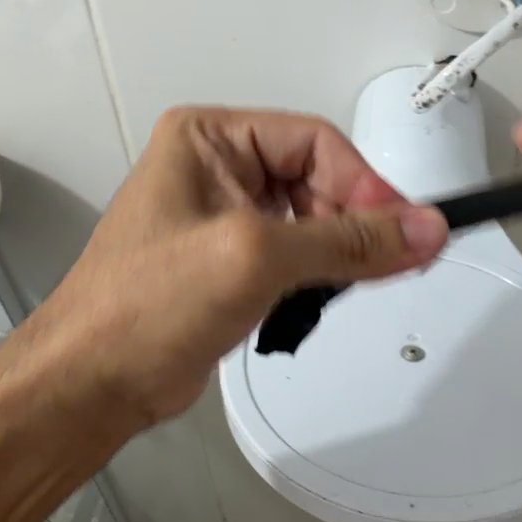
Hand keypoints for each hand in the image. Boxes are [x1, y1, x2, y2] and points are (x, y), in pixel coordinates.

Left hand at [32, 107, 448, 425]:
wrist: (89, 384)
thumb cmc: (152, 305)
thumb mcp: (257, 257)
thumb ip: (348, 241)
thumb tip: (431, 228)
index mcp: (211, 137)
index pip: (315, 141)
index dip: (364, 183)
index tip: (404, 231)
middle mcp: (218, 166)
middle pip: (318, 178)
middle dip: (352, 220)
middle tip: (387, 265)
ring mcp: (224, 217)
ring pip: (312, 218)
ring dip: (338, 251)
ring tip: (350, 286)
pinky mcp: (230, 263)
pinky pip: (295, 254)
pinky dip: (319, 274)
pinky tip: (323, 299)